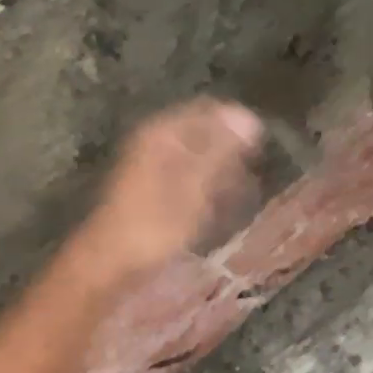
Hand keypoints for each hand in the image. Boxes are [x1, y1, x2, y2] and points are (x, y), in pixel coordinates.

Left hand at [77, 99, 263, 280]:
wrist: (110, 262)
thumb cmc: (154, 223)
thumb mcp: (195, 184)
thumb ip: (222, 149)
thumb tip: (249, 118)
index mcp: (163, 132)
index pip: (209, 110)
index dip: (238, 124)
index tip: (262, 147)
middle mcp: (156, 141)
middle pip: (204, 135)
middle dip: (232, 153)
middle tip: (256, 175)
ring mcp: (152, 166)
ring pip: (199, 160)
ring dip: (223, 177)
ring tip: (244, 197)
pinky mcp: (152, 191)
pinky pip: (190, 181)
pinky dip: (208, 193)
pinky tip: (221, 212)